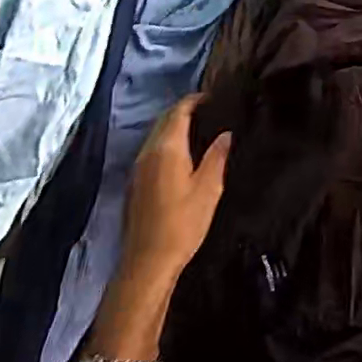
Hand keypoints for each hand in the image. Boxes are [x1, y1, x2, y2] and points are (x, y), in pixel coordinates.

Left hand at [120, 94, 230, 283]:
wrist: (147, 263)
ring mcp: (138, 167)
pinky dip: (166, 141)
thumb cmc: (182, 224)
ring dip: (174, 125)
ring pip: (156, 134)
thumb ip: (217, 156)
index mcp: (167, 148)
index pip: (179, 111)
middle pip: (165, 119)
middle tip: (210, 111)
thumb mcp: (209, 189)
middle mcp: (148, 151)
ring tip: (199, 129)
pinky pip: (151, 149)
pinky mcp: (135, 182)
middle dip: (185, 110)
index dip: (195, 100)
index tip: (214, 97)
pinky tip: (182, 154)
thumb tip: (225, 133)